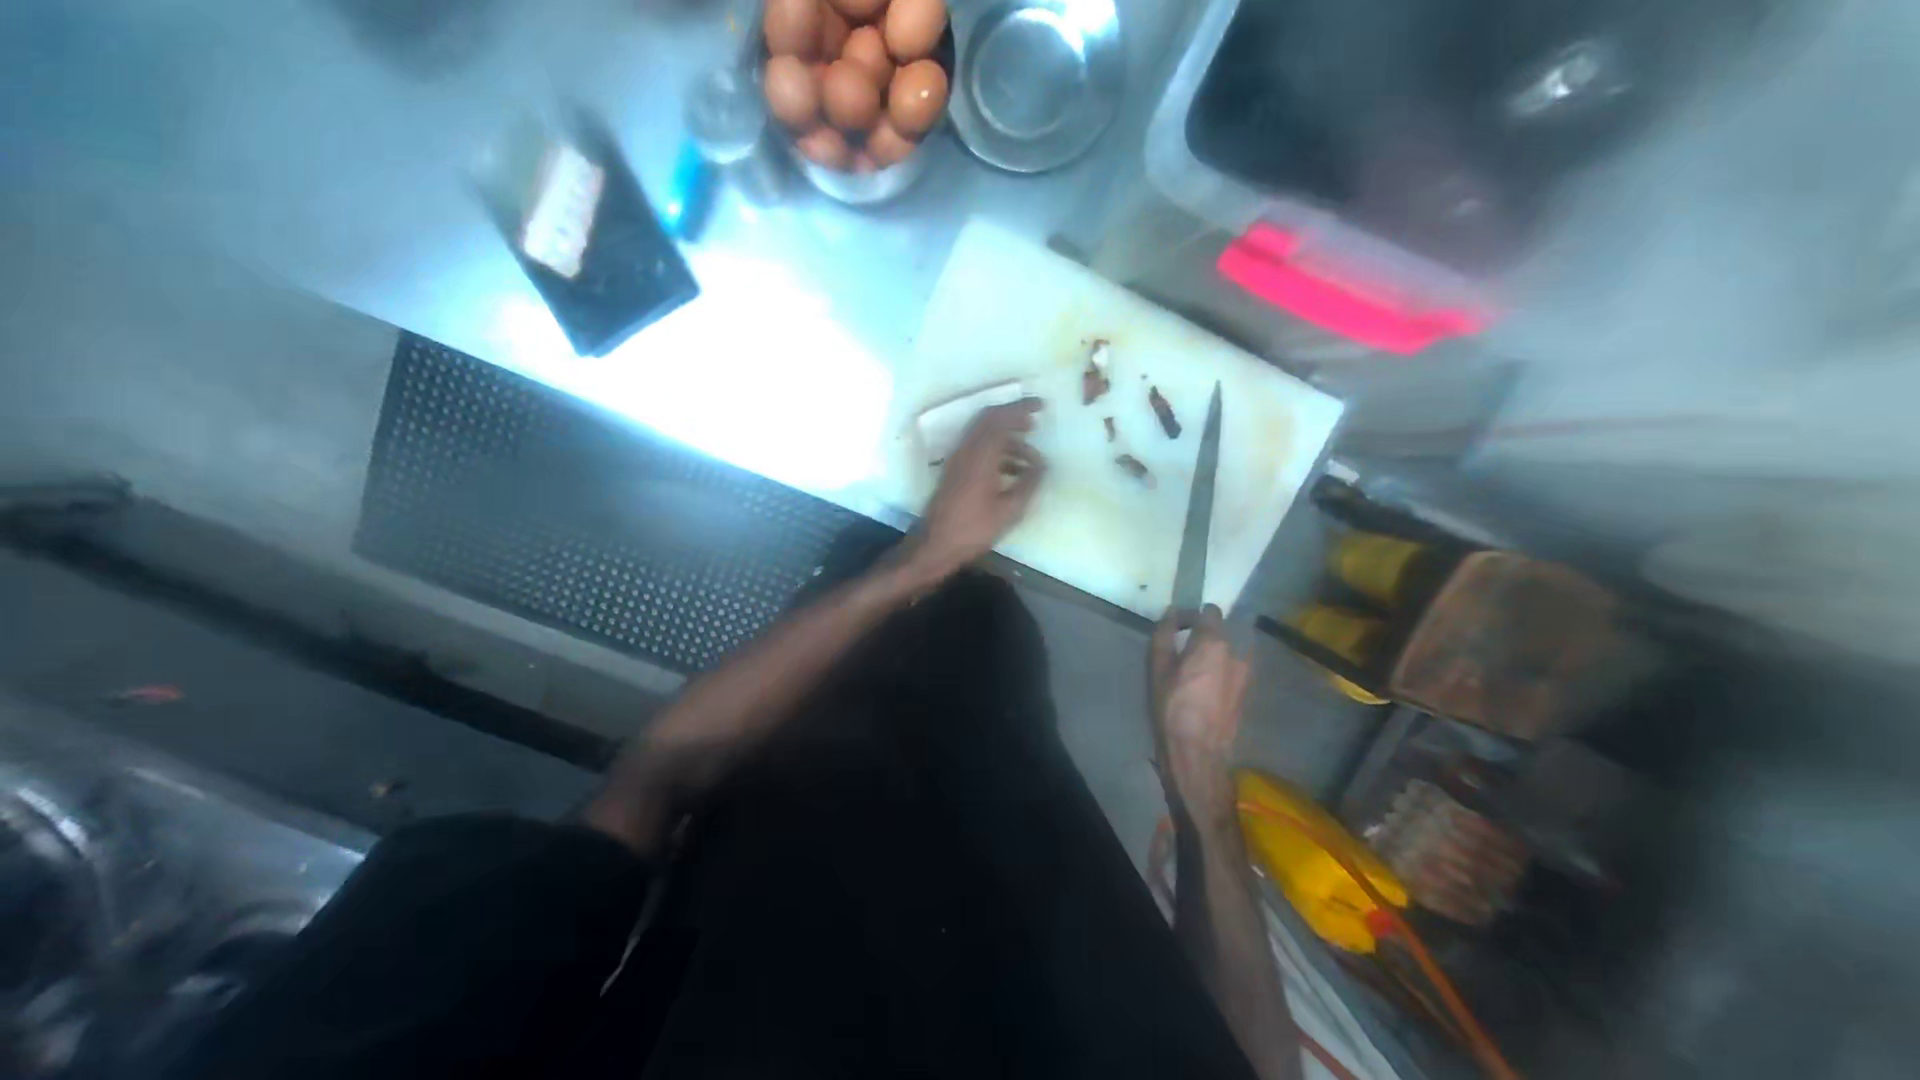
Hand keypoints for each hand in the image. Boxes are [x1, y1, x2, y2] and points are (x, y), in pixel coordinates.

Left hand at [909, 399, 1046, 580]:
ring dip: (1006, 437)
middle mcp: (965, 450)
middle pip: (989, 419)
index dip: (1021, 408)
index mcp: (980, 455)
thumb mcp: (1010, 510)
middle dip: (1013, 417)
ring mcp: (957, 459)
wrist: (934, 545)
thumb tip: (1042, 464)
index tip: (1041, 406)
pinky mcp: (954, 471)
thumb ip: (1029, 483)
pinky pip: (977, 448)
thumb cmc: (973, 529)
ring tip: (1030, 457)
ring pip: (983, 434)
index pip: (1000, 418)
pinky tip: (1013, 471)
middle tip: (1034, 424)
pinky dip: (996, 450)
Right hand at [1150, 605, 1250, 826]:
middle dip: (1202, 634)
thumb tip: (1170, 614)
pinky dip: (1219, 670)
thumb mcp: (1158, 667)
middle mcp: (1236, 653)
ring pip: (1228, 652)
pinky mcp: (1246, 693)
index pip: (1209, 612)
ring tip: (1192, 669)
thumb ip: (1164, 634)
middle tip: (1180, 648)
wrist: (1198, 751)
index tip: (1175, 626)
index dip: (1191, 614)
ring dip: (1212, 653)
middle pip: (1221, 631)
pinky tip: (1203, 687)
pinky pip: (1232, 670)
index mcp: (1214, 642)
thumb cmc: (1172, 706)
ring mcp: (1245, 674)